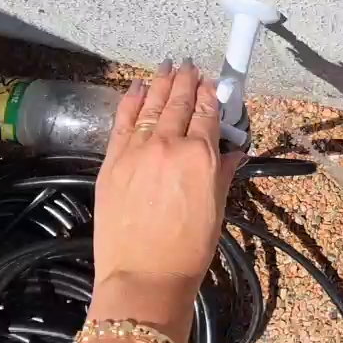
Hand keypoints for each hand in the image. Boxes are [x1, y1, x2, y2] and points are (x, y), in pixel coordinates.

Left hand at [90, 60, 242, 339]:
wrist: (145, 276)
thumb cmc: (188, 249)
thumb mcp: (217, 207)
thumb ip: (223, 172)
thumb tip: (231, 152)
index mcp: (201, 156)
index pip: (207, 113)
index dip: (210, 94)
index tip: (211, 83)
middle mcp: (169, 145)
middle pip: (179, 103)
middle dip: (186, 81)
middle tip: (189, 66)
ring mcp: (137, 151)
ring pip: (151, 105)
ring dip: (161, 83)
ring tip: (168, 66)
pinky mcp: (112, 162)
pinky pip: (122, 121)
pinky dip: (130, 101)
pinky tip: (137, 87)